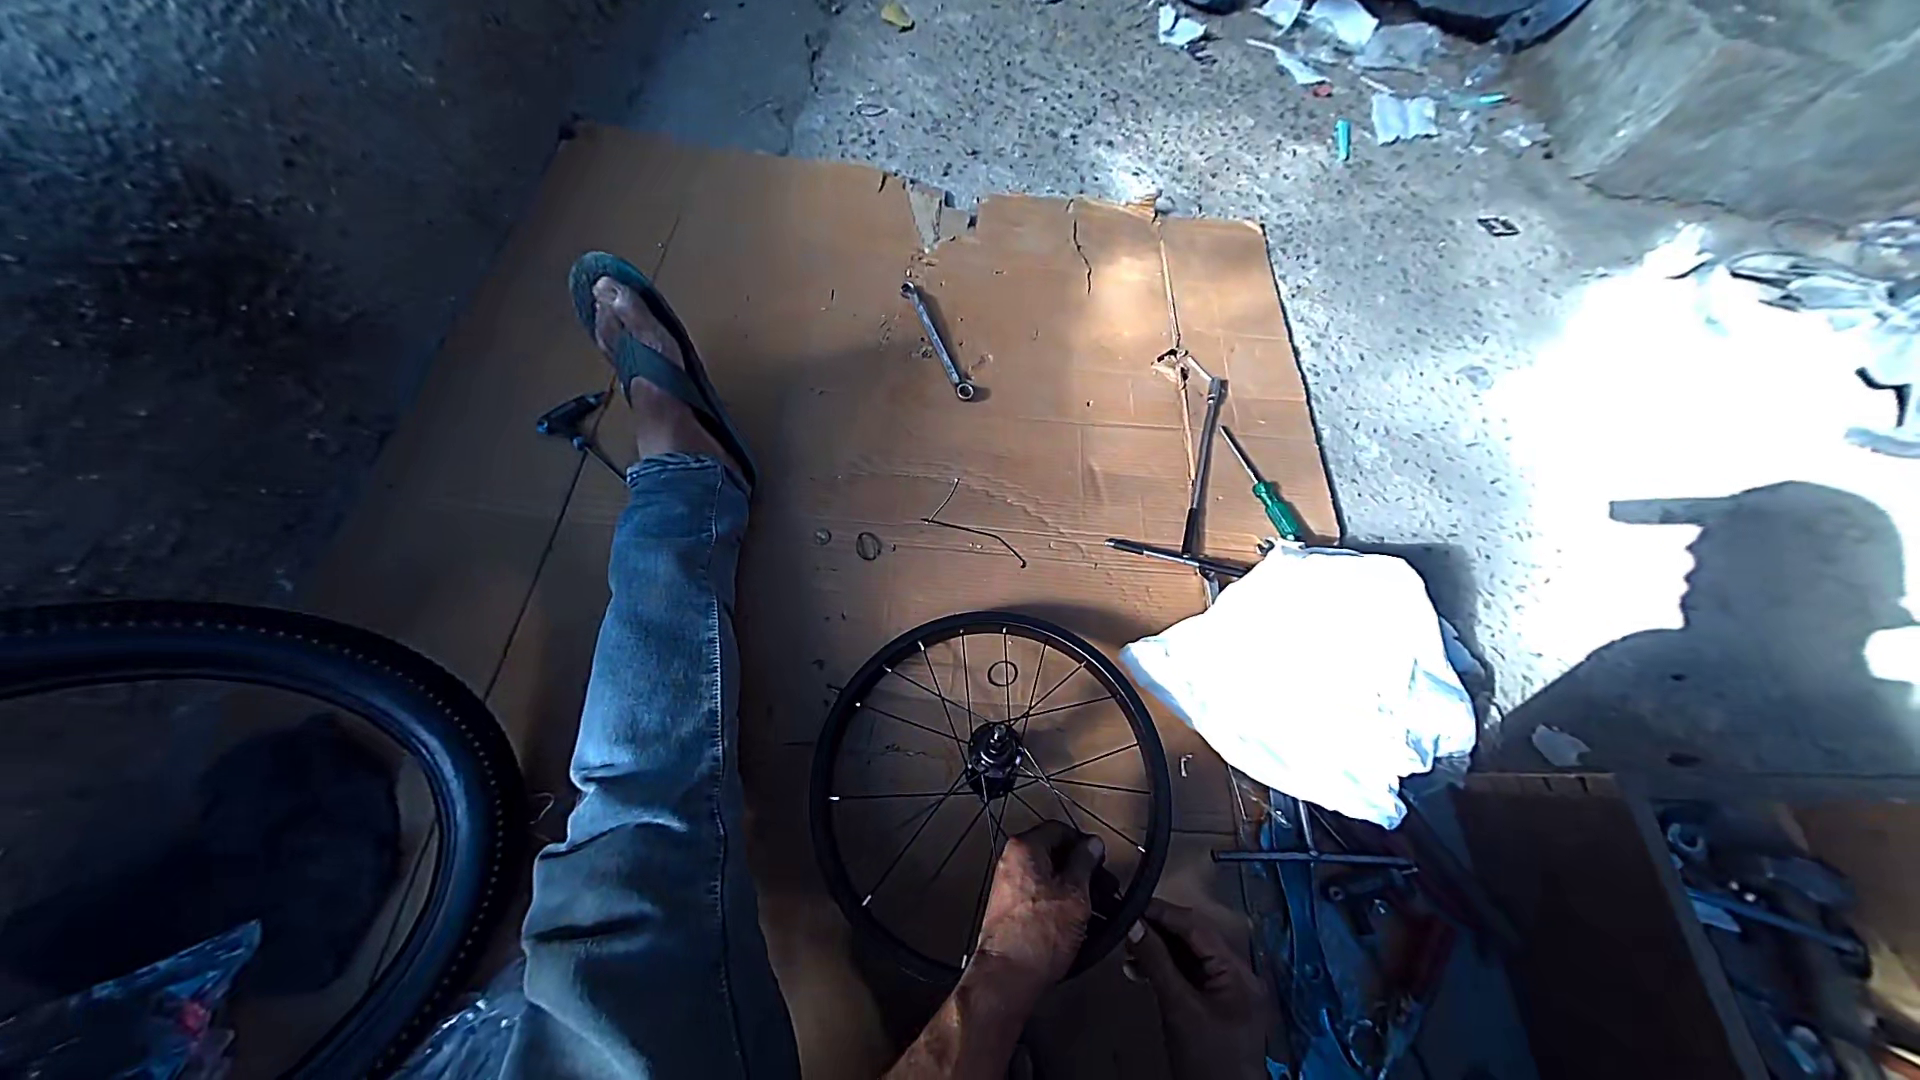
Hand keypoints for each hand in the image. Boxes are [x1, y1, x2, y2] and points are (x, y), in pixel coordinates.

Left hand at [973, 821, 1105, 994]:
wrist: (1008, 976)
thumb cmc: (1039, 934)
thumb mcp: (1075, 893)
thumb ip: (1085, 863)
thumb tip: (1091, 844)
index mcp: (1024, 848)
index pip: (1059, 830)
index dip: (1084, 843)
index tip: (1100, 860)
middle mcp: (1012, 862)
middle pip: (1054, 855)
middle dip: (1083, 871)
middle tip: (1105, 888)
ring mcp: (1009, 887)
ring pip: (1050, 879)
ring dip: (1076, 891)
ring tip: (1100, 911)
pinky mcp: (1011, 911)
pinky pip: (1041, 898)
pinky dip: (1062, 905)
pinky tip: (1082, 925)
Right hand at [1126, 898, 1272, 1079]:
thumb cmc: (1207, 1060)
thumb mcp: (1179, 1007)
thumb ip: (1156, 961)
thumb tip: (1131, 921)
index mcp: (1238, 971)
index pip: (1197, 927)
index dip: (1163, 913)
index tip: (1130, 903)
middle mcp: (1236, 974)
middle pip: (1193, 938)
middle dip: (1157, 931)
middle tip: (1126, 926)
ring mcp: (1226, 990)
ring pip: (1187, 955)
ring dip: (1157, 950)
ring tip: (1128, 951)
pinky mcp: (1213, 1003)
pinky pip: (1187, 974)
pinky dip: (1163, 969)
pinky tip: (1139, 971)